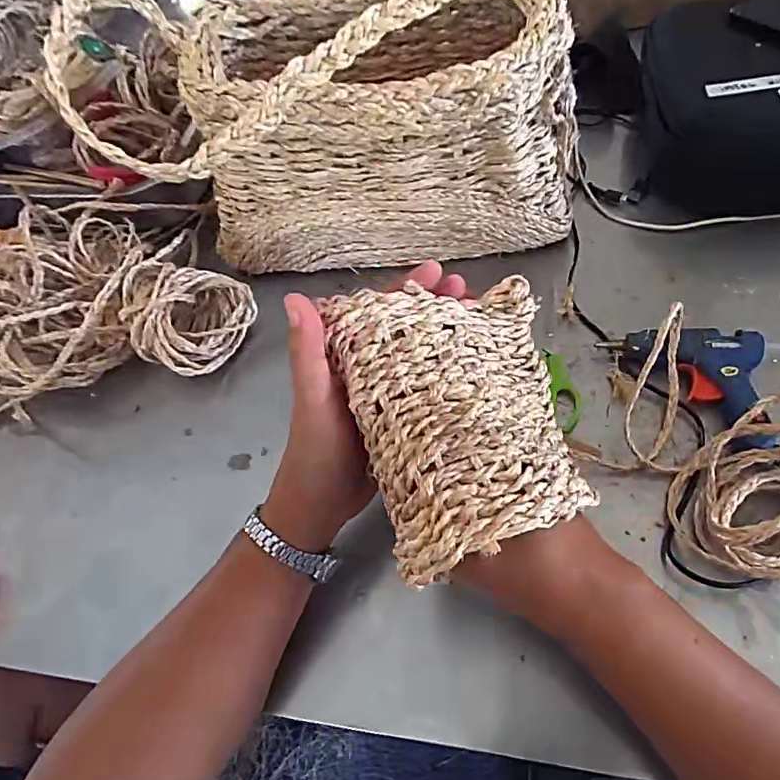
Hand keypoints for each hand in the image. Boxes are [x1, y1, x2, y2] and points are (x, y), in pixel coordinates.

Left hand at [263, 262, 467, 552]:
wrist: (321, 505)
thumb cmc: (314, 450)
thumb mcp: (313, 399)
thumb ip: (308, 352)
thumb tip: (295, 297)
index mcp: (345, 356)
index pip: (379, 313)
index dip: (407, 291)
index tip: (440, 273)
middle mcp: (369, 369)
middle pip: (407, 330)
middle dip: (438, 309)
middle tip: (473, 295)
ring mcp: (389, 394)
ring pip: (422, 357)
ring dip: (449, 339)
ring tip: (484, 326)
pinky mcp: (404, 418)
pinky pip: (429, 388)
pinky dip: (450, 375)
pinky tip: (476, 371)